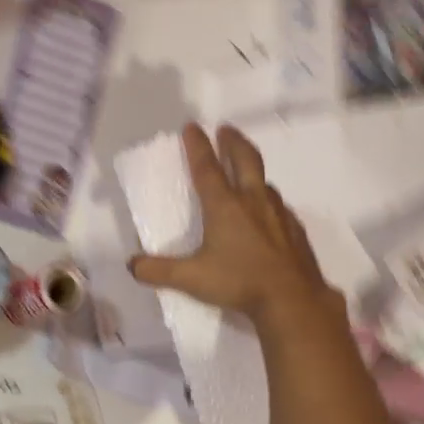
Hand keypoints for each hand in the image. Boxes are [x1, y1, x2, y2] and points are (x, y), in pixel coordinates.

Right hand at [129, 123, 341, 329]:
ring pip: (263, 182)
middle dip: (232, 142)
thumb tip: (132, 264)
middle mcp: (252, 202)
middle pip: (244, 161)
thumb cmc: (236, 281)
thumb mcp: (187, 279)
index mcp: (224, 208)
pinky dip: (266, 199)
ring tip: (243, 171)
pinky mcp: (292, 229)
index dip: (197, 148)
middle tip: (225, 129)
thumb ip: (156, 270)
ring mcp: (277, 213)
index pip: (207, 170)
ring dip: (251, 170)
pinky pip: (277, 206)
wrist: (289, 296)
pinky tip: (265, 212)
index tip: (192, 127)